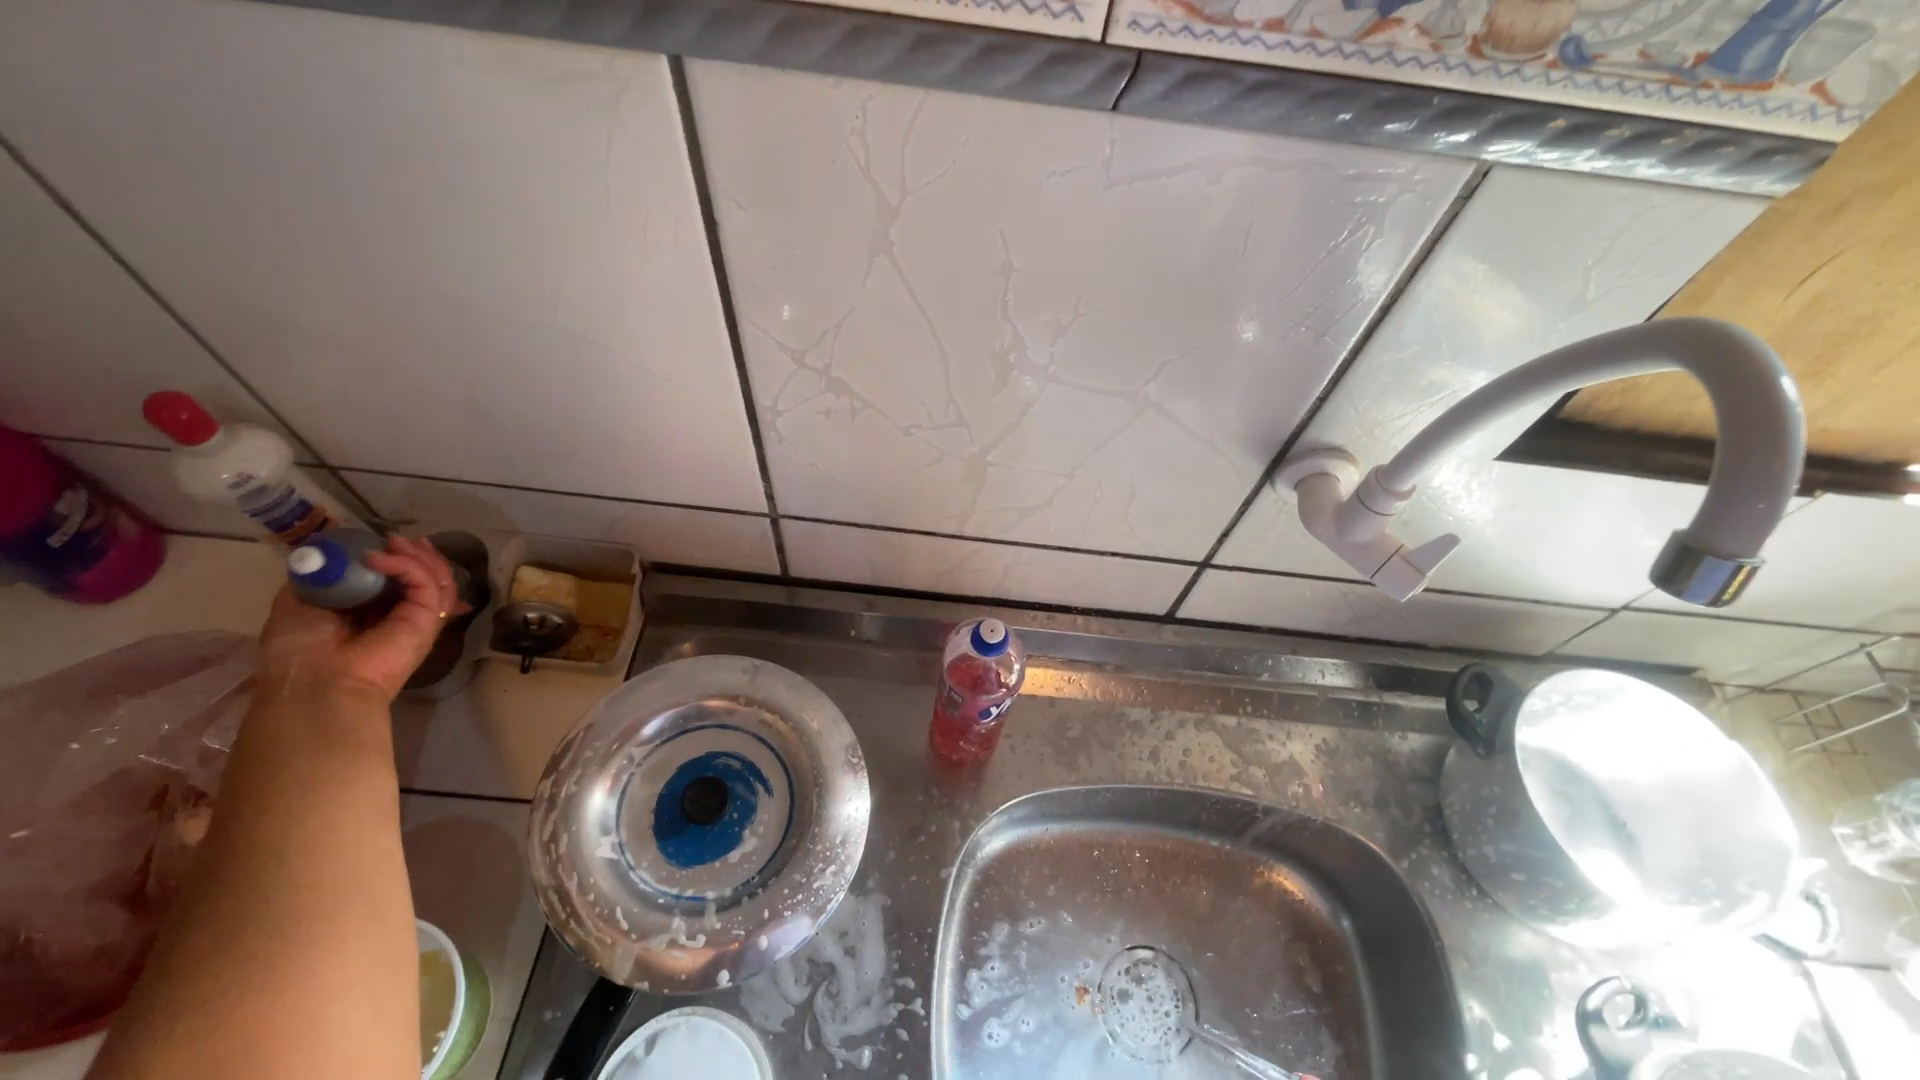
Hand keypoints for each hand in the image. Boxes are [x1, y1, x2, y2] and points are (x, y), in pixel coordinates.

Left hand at [257, 535, 469, 702]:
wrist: (315, 682)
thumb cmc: (298, 648)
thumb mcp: (298, 600)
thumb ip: (321, 576)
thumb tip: (342, 552)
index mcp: (371, 612)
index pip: (399, 579)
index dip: (399, 558)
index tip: (387, 541)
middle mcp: (399, 615)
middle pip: (426, 576)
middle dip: (418, 554)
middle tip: (399, 540)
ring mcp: (418, 617)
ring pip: (437, 578)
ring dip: (418, 556)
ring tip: (394, 545)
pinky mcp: (429, 619)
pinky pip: (428, 584)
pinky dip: (408, 565)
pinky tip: (379, 559)